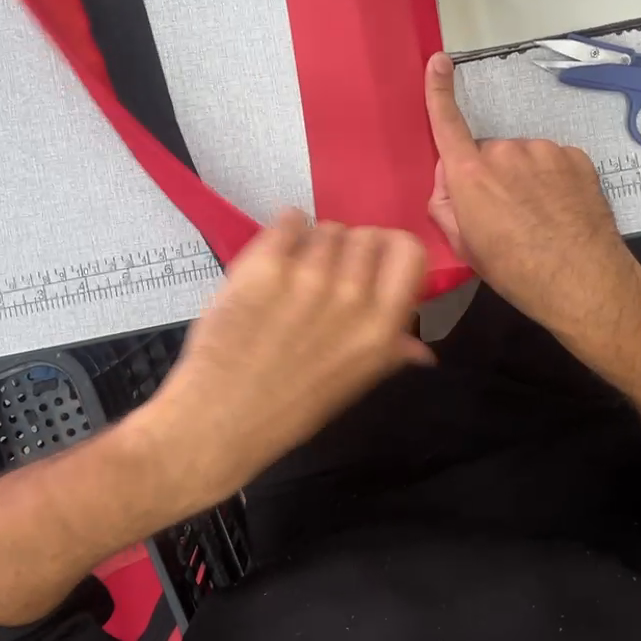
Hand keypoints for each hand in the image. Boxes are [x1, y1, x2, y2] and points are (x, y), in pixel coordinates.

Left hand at [134, 209, 431, 503]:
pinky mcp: (265, 266)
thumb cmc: (287, 409)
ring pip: (326, 228)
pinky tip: (274, 256)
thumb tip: (421, 350)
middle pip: (365, 236)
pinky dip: (284, 232)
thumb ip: (388, 354)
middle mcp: (352, 297)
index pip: (410, 252)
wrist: (219, 419)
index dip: (390, 248)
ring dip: (312, 244)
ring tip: (293, 272)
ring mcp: (308, 278)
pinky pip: (289, 221)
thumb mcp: (352, 385)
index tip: (372, 259)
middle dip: (346, 248)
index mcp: (381, 329)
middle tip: (324, 273)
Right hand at [423, 52, 640, 348]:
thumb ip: (445, 205)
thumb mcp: (464, 246)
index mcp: (470, 174)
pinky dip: (551, 181)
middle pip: (486, 155)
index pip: (447, 123)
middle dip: (488, 178)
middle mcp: (505, 152)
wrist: (583, 282)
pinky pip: (552, 162)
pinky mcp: (575, 156)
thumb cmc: (515, 270)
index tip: (439, 60)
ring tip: (537, 219)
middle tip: (503, 218)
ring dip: (522, 180)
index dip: (438, 90)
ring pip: (521, 159)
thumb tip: (448, 180)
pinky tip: (559, 211)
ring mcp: (544, 151)